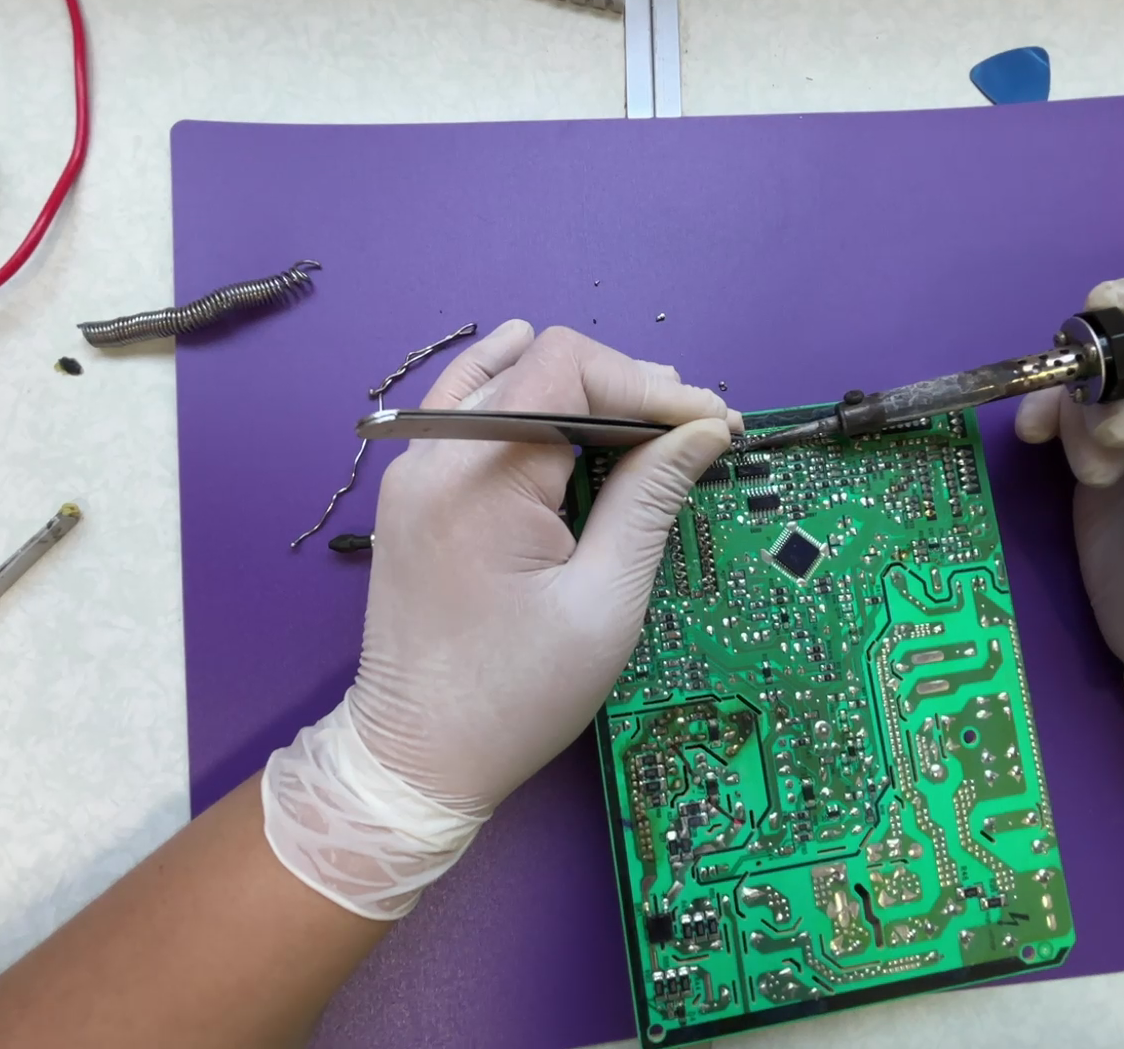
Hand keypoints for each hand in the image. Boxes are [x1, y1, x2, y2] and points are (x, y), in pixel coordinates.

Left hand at [264, 321, 738, 917]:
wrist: (416, 756)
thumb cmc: (517, 695)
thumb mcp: (604, 603)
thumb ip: (648, 499)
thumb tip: (702, 430)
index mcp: (480, 476)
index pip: (569, 368)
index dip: (649, 384)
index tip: (711, 424)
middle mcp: (435, 452)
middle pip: (540, 367)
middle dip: (625, 388)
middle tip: (692, 431)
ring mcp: (414, 467)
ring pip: (506, 381)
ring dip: (580, 391)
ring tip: (645, 422)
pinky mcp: (413, 490)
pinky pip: (468, 412)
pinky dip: (522, 397)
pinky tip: (552, 391)